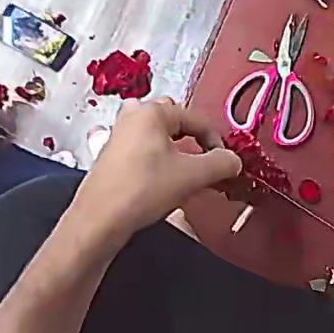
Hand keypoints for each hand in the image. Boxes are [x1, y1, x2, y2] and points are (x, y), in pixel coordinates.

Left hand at [71, 98, 241, 240]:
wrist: (100, 220)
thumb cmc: (144, 190)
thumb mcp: (193, 176)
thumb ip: (222, 163)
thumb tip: (233, 161)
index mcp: (152, 112)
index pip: (197, 119)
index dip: (216, 140)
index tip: (224, 161)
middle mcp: (133, 116)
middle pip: (175, 118)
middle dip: (193, 137)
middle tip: (204, 158)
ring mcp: (119, 135)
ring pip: (158, 133)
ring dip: (175, 147)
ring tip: (185, 168)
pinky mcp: (111, 155)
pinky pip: (144, 147)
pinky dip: (159, 157)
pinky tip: (164, 179)